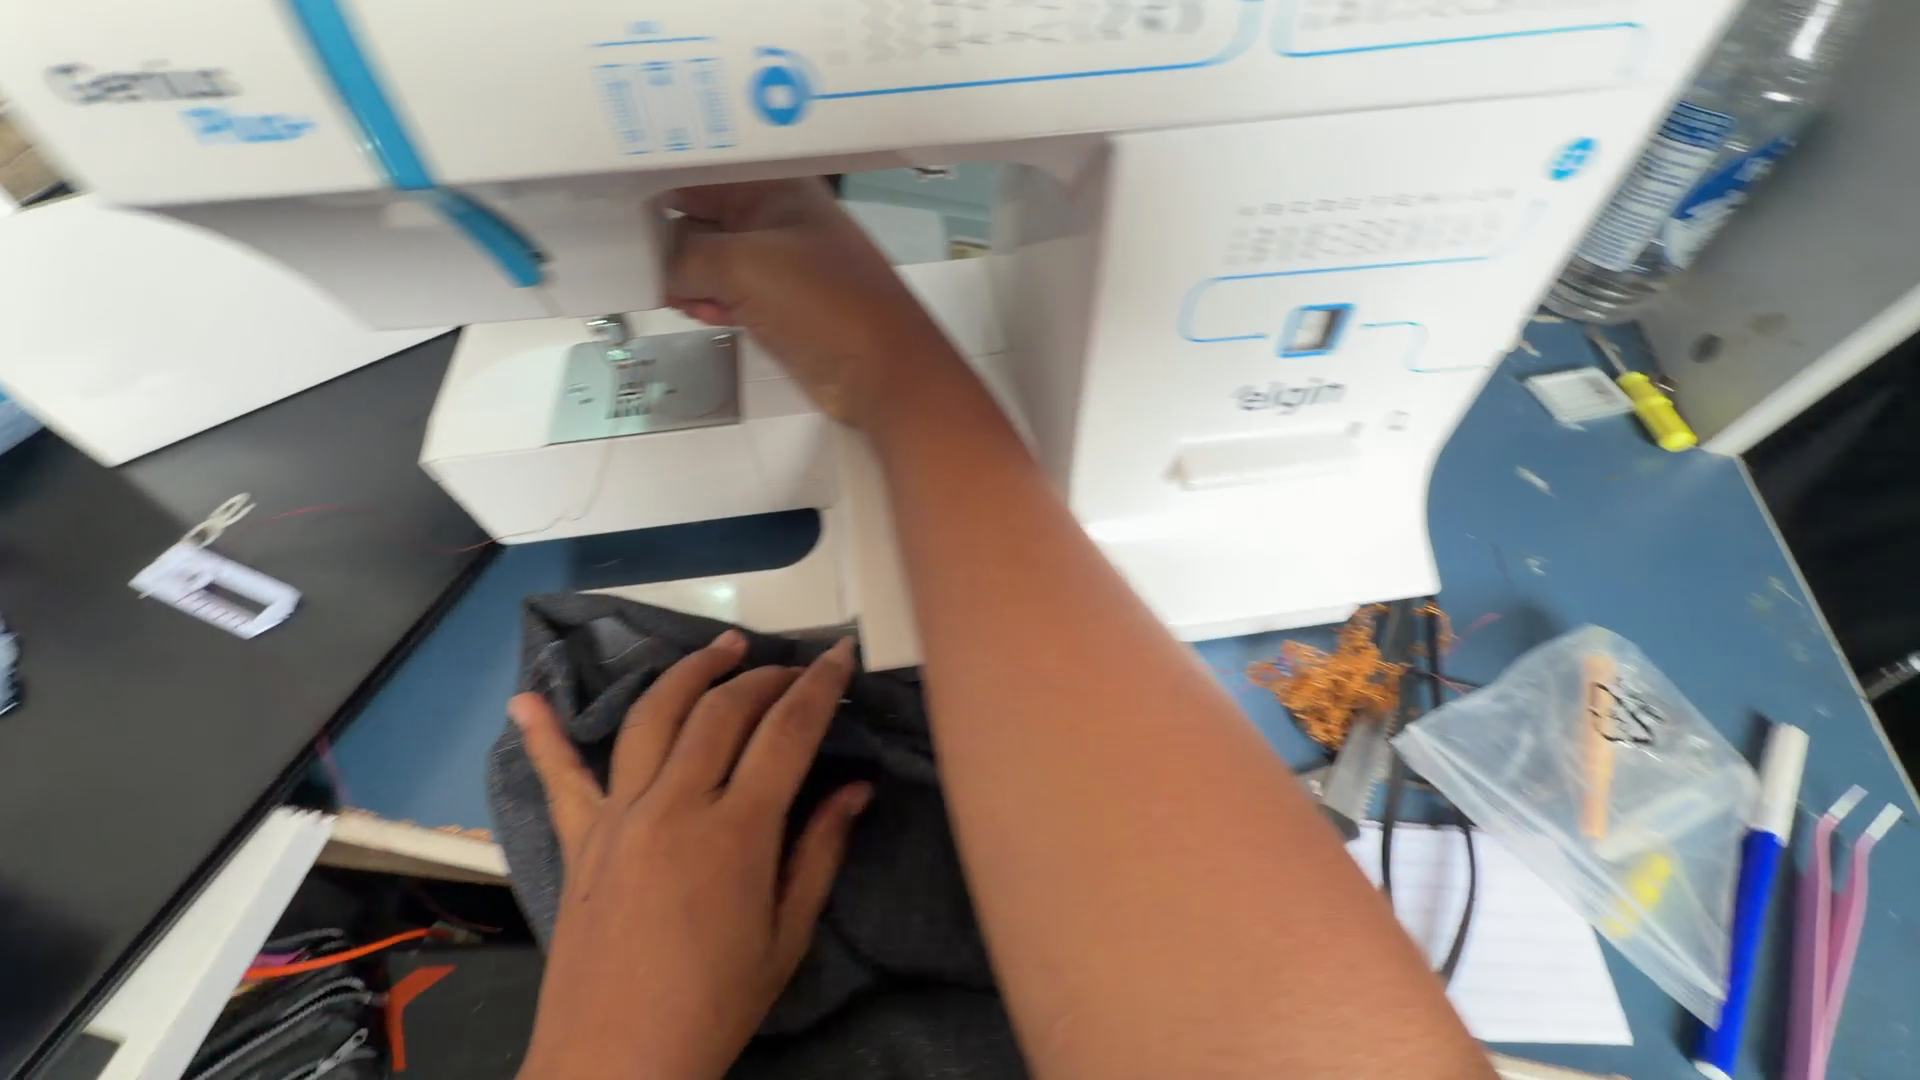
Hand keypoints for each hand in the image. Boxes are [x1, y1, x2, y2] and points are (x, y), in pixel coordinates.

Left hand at [512, 631, 871, 1079]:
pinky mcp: (580, 838)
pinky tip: (525, 700)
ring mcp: (619, 816)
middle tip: (795, 664)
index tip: (840, 653)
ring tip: (724, 645)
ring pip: (654, 716)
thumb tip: (857, 787)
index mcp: (735, 832)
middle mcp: (675, 805)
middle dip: (766, 674)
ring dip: (692, 671)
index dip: (819, 684)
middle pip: (723, 709)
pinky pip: (560, 777)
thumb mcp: (788, 935)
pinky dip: (544, 736)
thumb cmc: (715, 1005)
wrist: (614, 1067)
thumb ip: (821, 850)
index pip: (787, 732)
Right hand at [664, 179, 964, 428]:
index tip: (606, 208)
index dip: (651, 188)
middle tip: (649, 267)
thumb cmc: (829, 307)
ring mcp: (775, 264)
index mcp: (773, 187)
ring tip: (692, 299)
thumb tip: (646, 264)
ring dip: (689, 280)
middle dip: (668, 243)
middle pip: (694, 218)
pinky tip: (709, 315)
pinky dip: (709, 303)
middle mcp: (773, 218)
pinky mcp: (775, 305)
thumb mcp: (745, 266)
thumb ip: (683, 256)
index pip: (694, 171)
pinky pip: (724, 294)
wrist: (885, 377)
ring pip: (705, 261)